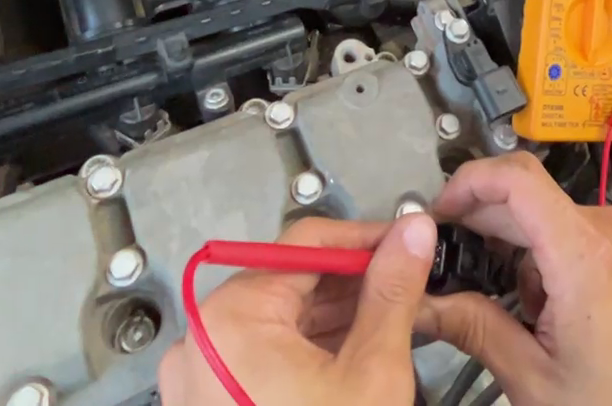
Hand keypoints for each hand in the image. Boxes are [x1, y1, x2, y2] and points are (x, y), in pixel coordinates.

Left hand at [158, 213, 437, 405]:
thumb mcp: (373, 371)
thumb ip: (393, 288)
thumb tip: (414, 229)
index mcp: (230, 319)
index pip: (307, 244)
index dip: (365, 237)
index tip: (407, 239)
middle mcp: (199, 342)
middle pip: (291, 281)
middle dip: (355, 281)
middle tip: (407, 280)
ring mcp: (197, 381)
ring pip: (280, 320)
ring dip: (337, 315)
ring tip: (391, 318)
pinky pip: (264, 355)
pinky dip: (311, 348)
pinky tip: (356, 353)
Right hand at [419, 153, 611, 405]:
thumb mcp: (535, 380)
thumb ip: (475, 329)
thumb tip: (421, 302)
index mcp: (581, 253)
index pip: (516, 177)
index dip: (468, 181)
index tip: (435, 214)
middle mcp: (601, 227)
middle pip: (522, 194)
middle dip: (474, 219)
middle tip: (439, 261)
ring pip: (539, 213)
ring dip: (503, 241)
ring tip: (481, 294)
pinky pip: (562, 230)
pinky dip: (532, 253)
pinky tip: (526, 303)